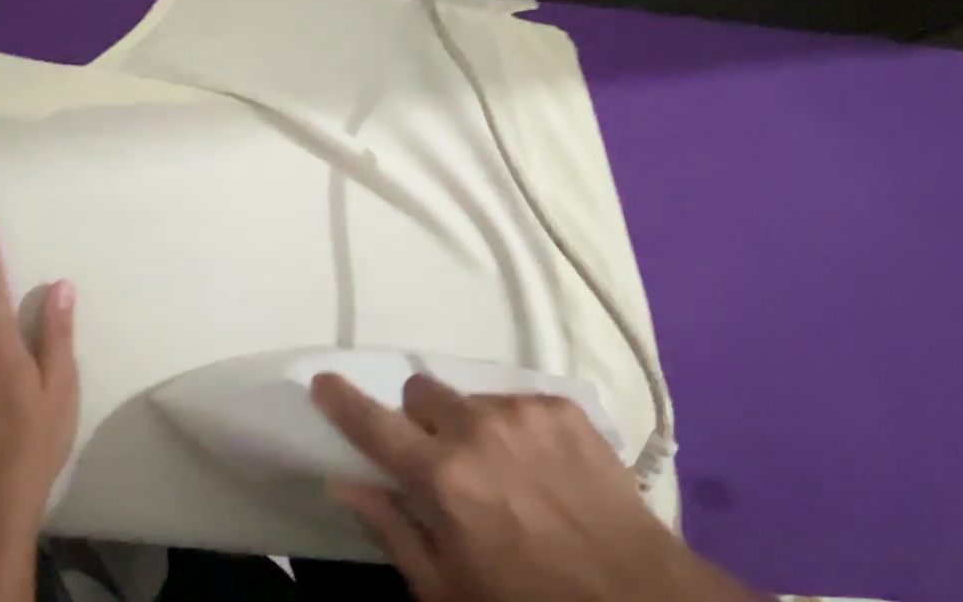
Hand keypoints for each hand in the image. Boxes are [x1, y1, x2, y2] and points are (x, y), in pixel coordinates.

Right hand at [312, 374, 754, 601]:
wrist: (639, 599)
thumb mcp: (447, 588)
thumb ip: (391, 528)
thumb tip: (344, 483)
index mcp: (440, 476)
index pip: (372, 423)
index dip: (341, 401)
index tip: (324, 382)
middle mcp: (475, 429)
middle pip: (420, 391)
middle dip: (420, 420)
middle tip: (441, 459)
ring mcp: (521, 412)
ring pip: (469, 397)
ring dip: (469, 425)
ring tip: (503, 470)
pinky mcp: (561, 408)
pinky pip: (515, 401)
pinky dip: (514, 428)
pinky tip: (541, 468)